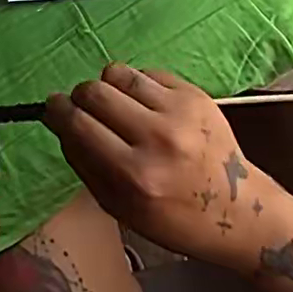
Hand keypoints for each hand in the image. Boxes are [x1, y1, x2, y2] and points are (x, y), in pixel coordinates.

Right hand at [44, 63, 279, 265]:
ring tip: (115, 104)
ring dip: (107, 86)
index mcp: (135, 175)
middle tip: (82, 107)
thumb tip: (61, 123)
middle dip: (80, 96)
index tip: (52, 107)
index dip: (58, 111)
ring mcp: (180, 112)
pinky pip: (147, 72)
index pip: (79, 125)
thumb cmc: (174, 219)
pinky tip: (144, 105)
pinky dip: (136, 85)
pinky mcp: (196, 94)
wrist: (240, 211)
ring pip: (119, 73)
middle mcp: (157, 138)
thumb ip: (85, 164)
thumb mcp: (120, 208)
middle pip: (95, 91)